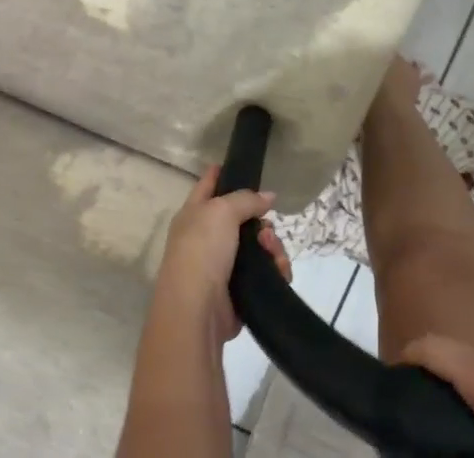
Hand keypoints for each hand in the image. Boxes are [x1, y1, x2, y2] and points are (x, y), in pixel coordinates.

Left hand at [153, 165, 292, 344]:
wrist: (197, 308)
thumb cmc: (202, 249)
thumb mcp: (222, 211)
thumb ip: (246, 199)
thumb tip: (268, 197)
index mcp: (194, 214)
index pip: (207, 186)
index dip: (220, 174)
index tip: (238, 165)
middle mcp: (206, 237)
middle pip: (241, 219)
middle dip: (261, 222)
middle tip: (266, 230)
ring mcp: (222, 264)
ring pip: (257, 246)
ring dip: (272, 247)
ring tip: (273, 253)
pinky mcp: (238, 289)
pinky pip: (264, 272)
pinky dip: (275, 270)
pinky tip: (280, 271)